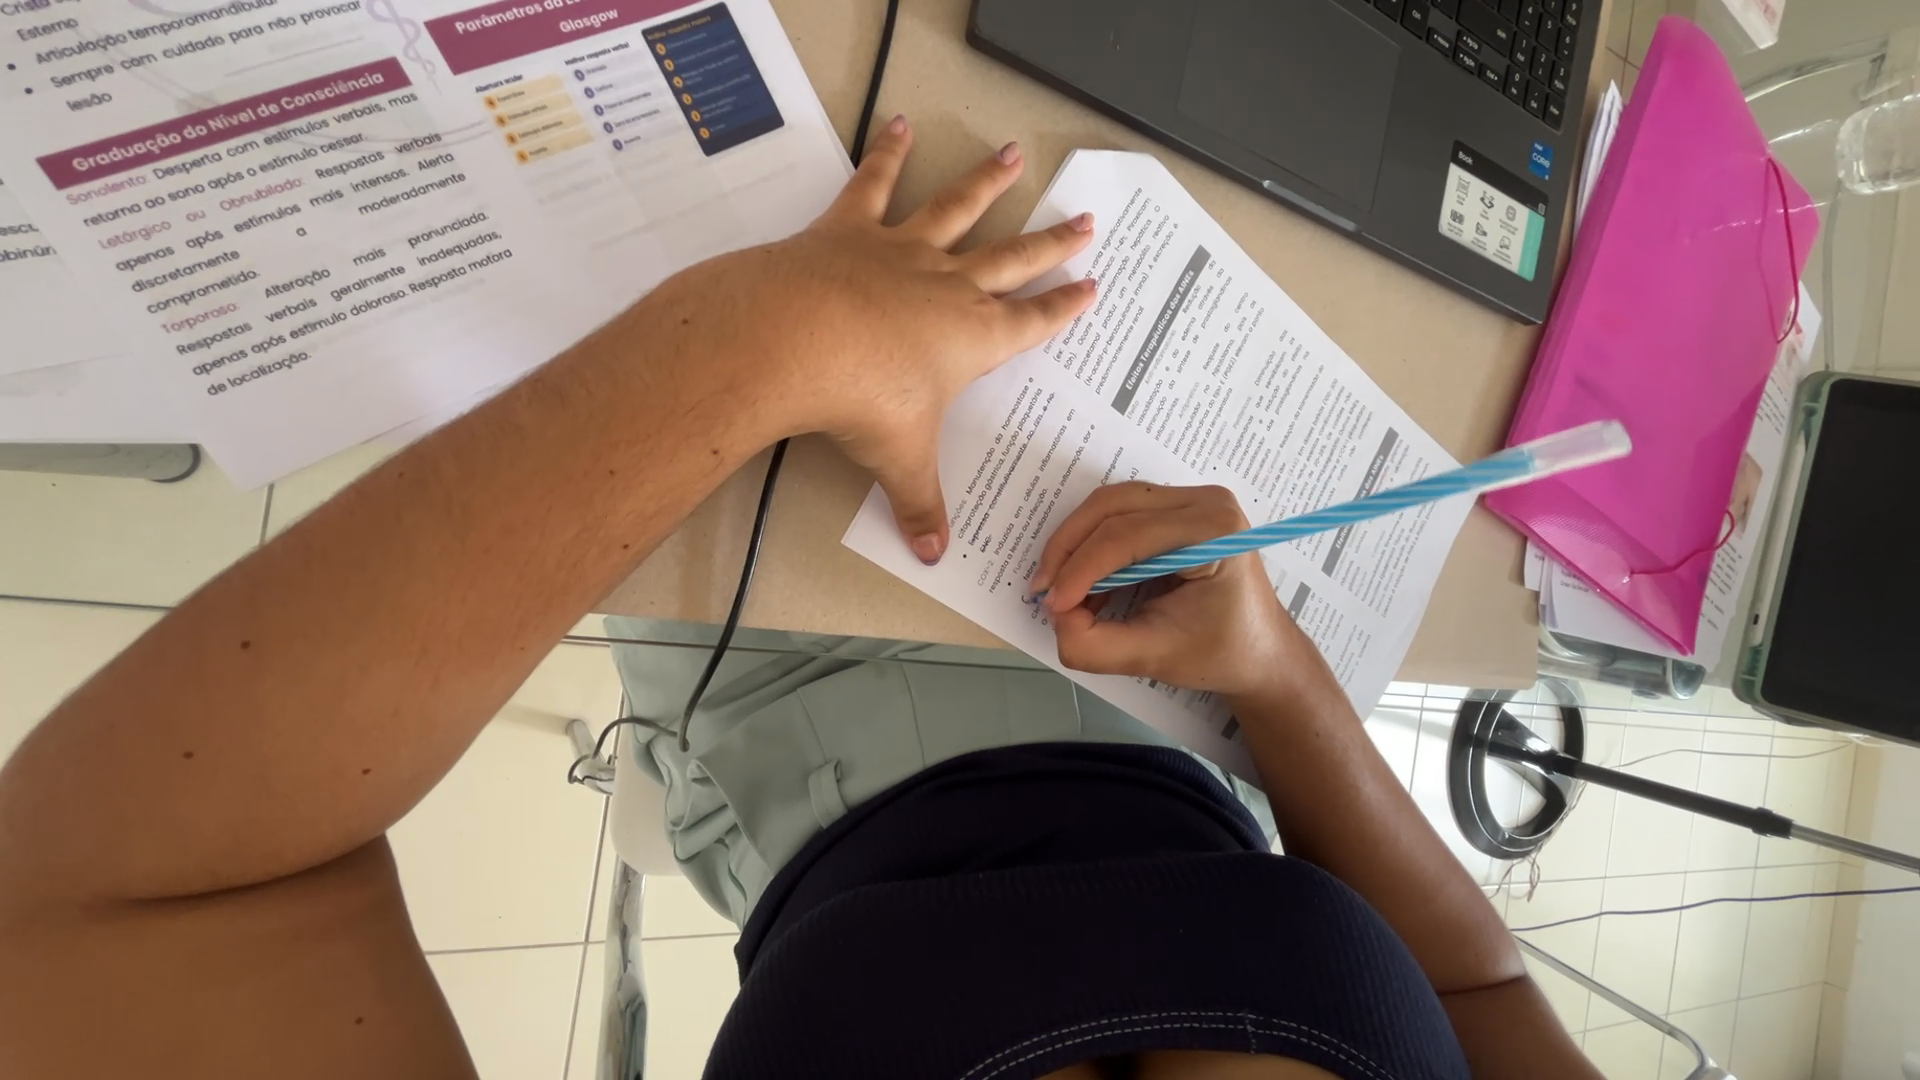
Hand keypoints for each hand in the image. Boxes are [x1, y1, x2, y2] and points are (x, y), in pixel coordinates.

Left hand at [632, 116, 1096, 563]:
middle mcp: (948, 288)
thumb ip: (919, 506)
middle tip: (1085, 221)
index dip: (1064, 308)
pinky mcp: (853, 230)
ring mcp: (903, 252)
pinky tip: (900, 124)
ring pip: (958, 210)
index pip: (1032, 324)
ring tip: (1012, 158)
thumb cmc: (861, 401)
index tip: (1092, 287)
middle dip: (1051, 245)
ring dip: (988, 185)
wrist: (797, 343)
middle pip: (1013, 261)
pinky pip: (877, 184)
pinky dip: (888, 153)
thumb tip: (933, 555)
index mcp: (970, 339)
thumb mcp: (899, 462)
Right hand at [1031, 483, 1314, 698]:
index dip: (1081, 569)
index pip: (1128, 535)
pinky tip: (1082, 584)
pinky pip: (1118, 514)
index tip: (1050, 606)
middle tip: (1042, 590)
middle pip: (1112, 506)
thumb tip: (1053, 615)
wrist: (1259, 652)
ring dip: (1074, 544)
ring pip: (1108, 505)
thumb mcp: (1152, 659)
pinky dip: (1090, 545)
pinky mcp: (1175, 508)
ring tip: (1058, 588)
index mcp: (1214, 531)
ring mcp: (1190, 499)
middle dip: (1068, 548)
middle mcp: (1205, 501)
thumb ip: (1094, 645)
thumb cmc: (1219, 654)